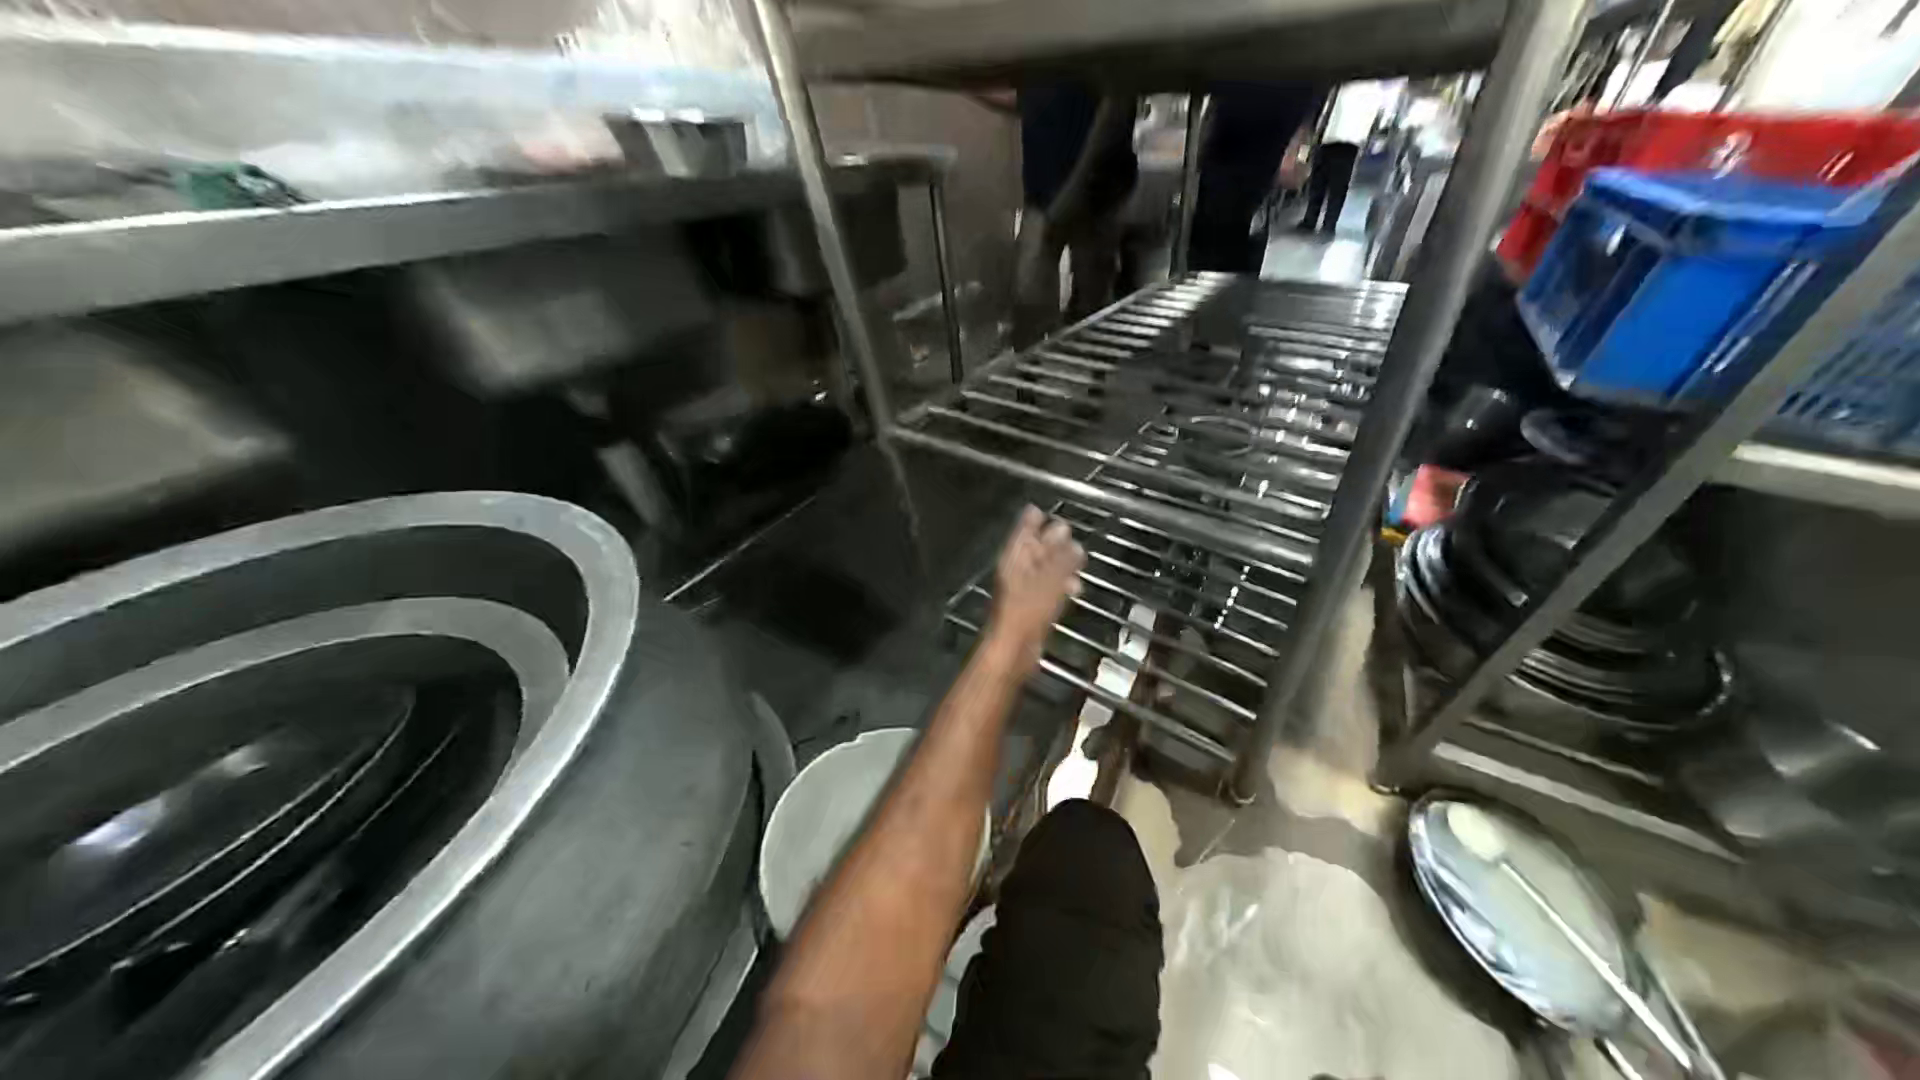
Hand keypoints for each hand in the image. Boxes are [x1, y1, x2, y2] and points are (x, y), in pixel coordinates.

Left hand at [987, 506, 1085, 664]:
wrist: (1013, 649)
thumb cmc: (1026, 612)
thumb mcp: (1049, 582)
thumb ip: (1062, 561)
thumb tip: (1074, 543)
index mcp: (1014, 560)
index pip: (1023, 532)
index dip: (1032, 520)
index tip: (1039, 509)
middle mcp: (1016, 572)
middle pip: (1033, 549)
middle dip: (1049, 540)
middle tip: (1065, 529)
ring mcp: (1023, 591)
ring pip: (1041, 569)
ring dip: (1058, 563)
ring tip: (1077, 555)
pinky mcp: (1031, 608)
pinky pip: (1047, 589)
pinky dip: (1060, 584)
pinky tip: (1073, 585)